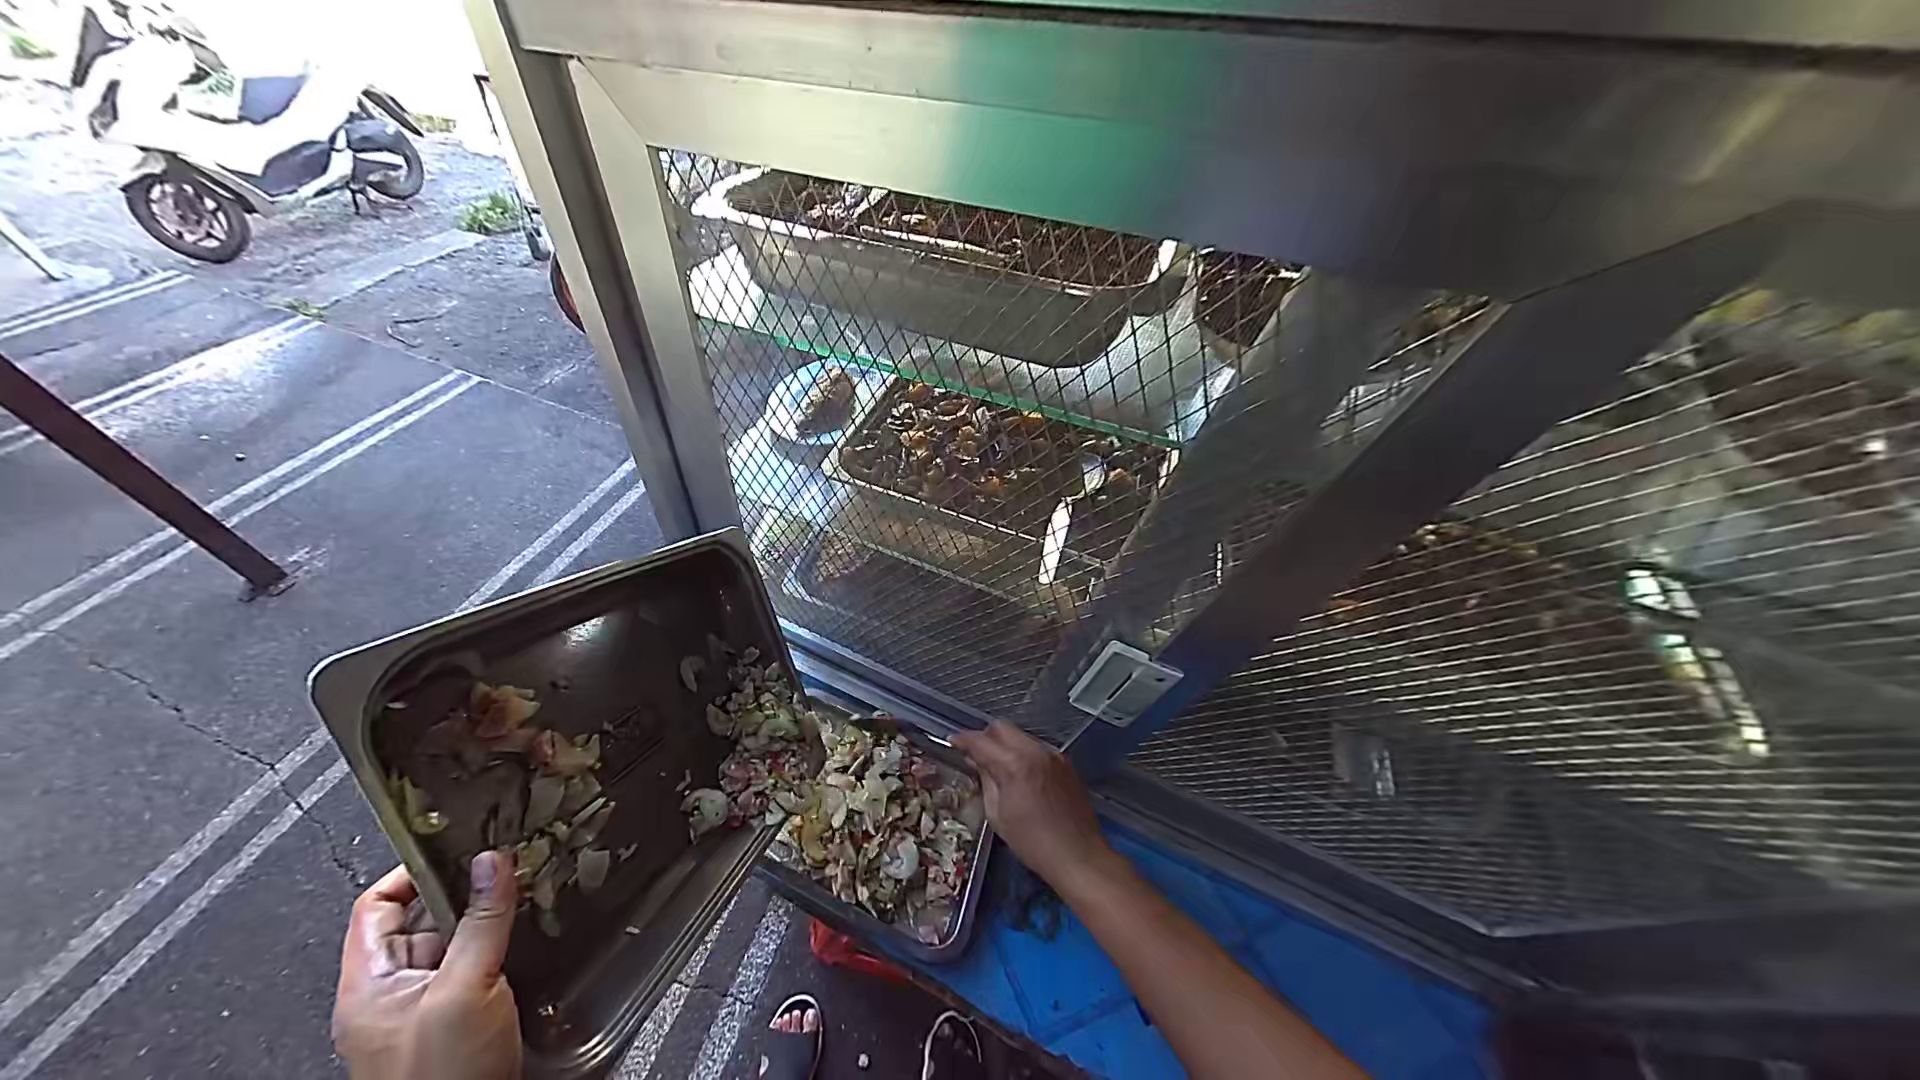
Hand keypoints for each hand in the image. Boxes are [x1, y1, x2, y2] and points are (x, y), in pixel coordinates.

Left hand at [333, 852, 521, 1079]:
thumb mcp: (461, 992)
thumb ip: (480, 922)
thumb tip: (492, 861)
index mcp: (370, 984)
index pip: (377, 905)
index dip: (413, 870)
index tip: (459, 845)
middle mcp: (398, 988)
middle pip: (427, 913)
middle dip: (468, 885)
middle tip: (509, 860)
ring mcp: (434, 999)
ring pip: (461, 932)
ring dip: (492, 909)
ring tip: (526, 884)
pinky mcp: (470, 1007)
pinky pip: (484, 954)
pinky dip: (506, 932)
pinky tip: (531, 920)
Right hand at [951, 721, 1110, 886]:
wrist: (1079, 856)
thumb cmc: (1034, 843)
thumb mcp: (998, 816)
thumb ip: (986, 781)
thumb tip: (977, 763)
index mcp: (1015, 764)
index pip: (981, 741)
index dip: (963, 740)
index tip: (954, 743)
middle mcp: (1036, 752)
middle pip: (1002, 728)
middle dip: (985, 737)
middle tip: (975, 756)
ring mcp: (1053, 756)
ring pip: (1020, 736)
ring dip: (1005, 746)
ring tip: (998, 770)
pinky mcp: (1065, 764)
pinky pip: (1036, 749)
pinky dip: (1023, 755)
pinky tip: (1021, 777)